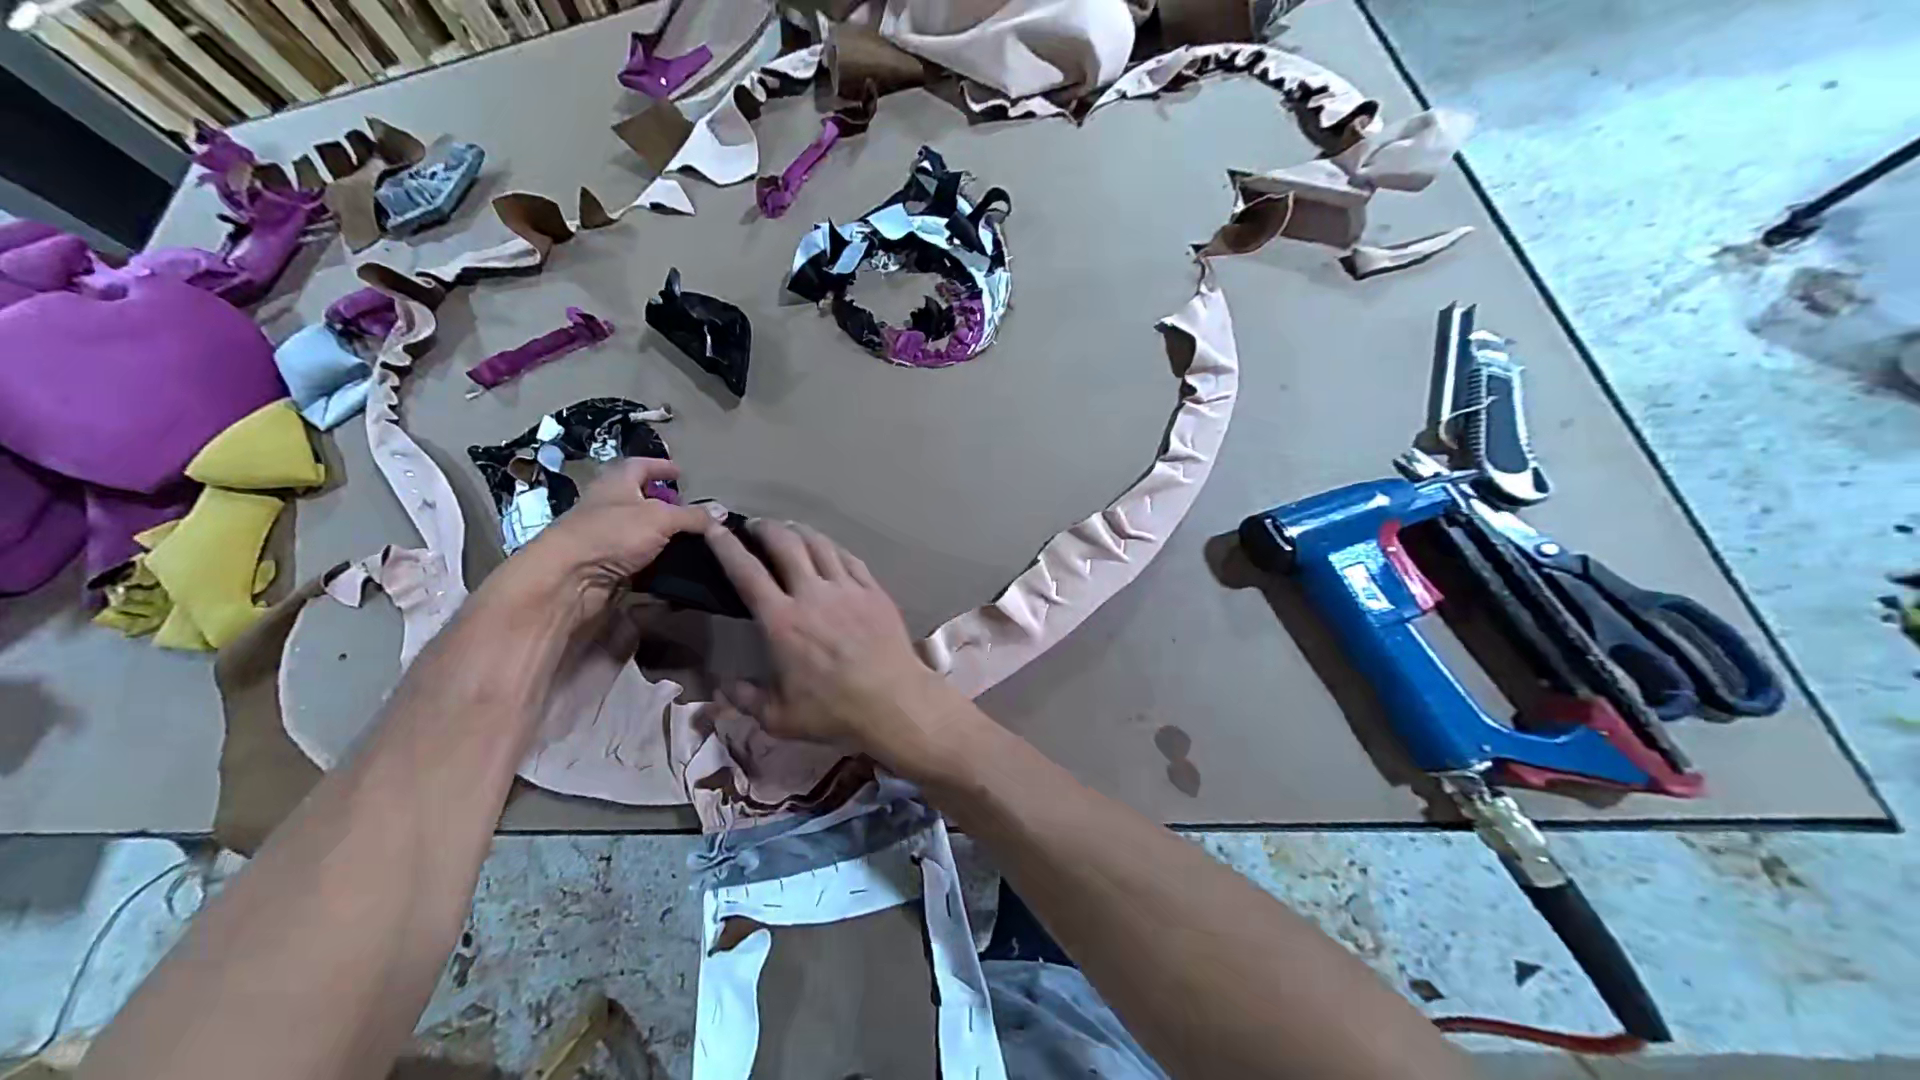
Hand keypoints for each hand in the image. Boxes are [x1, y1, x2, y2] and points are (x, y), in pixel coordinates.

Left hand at [506, 457, 713, 604]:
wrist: (570, 578)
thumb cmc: (612, 534)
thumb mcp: (660, 518)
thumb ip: (692, 516)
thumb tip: (722, 512)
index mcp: (616, 483)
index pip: (640, 466)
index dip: (660, 467)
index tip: (680, 473)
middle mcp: (608, 506)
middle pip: (638, 498)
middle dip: (663, 503)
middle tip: (689, 510)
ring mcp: (605, 536)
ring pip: (639, 530)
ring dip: (661, 534)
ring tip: (690, 540)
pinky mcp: (606, 564)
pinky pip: (637, 557)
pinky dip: (656, 559)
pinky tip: (676, 565)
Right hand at [704, 519, 963, 772]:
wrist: (894, 701)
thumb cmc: (834, 711)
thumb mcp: (780, 718)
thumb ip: (746, 700)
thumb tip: (722, 688)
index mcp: (782, 621)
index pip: (747, 573)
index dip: (727, 547)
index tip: (716, 529)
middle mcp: (812, 594)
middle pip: (785, 544)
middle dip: (766, 528)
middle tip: (755, 526)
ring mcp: (847, 589)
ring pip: (820, 544)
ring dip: (799, 531)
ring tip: (789, 529)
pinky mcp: (874, 591)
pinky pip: (850, 558)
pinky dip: (832, 547)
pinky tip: (828, 549)